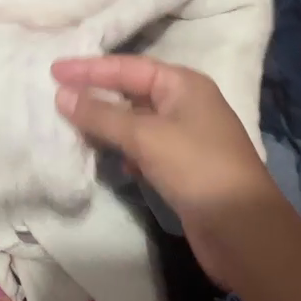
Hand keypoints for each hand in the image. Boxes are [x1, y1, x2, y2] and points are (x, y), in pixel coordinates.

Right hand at [52, 55, 277, 290]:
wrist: (246, 234)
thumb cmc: (197, 169)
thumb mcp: (145, 137)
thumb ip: (102, 115)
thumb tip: (62, 95)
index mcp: (183, 83)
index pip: (127, 66)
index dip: (89, 68)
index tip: (54, 70)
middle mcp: (186, 102)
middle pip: (132, 90)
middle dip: (97, 93)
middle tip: (59, 94)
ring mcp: (187, 135)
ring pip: (136, 120)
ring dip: (108, 123)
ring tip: (74, 124)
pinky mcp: (184, 167)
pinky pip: (144, 146)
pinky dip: (124, 149)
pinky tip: (110, 159)